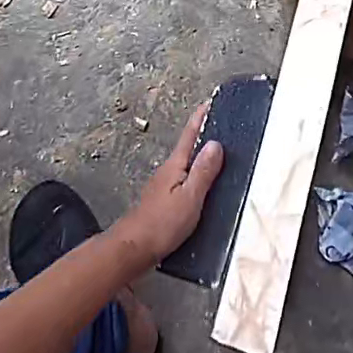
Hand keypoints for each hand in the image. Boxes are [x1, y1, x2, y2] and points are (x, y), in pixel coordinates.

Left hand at [110, 101, 224, 265]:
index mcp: (175, 166)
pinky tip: (205, 180)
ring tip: (220, 150)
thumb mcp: (190, 197)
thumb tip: (215, 143)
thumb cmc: (161, 224)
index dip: (201, 118)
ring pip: (187, 163)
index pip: (190, 135)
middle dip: (204, 133)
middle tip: (222, 123)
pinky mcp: (164, 200)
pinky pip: (186, 178)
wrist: (131, 251)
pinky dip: (198, 172)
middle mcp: (168, 171)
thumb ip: (204, 171)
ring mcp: (164, 186)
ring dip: (201, 154)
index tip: (211, 101)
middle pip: (189, 147)